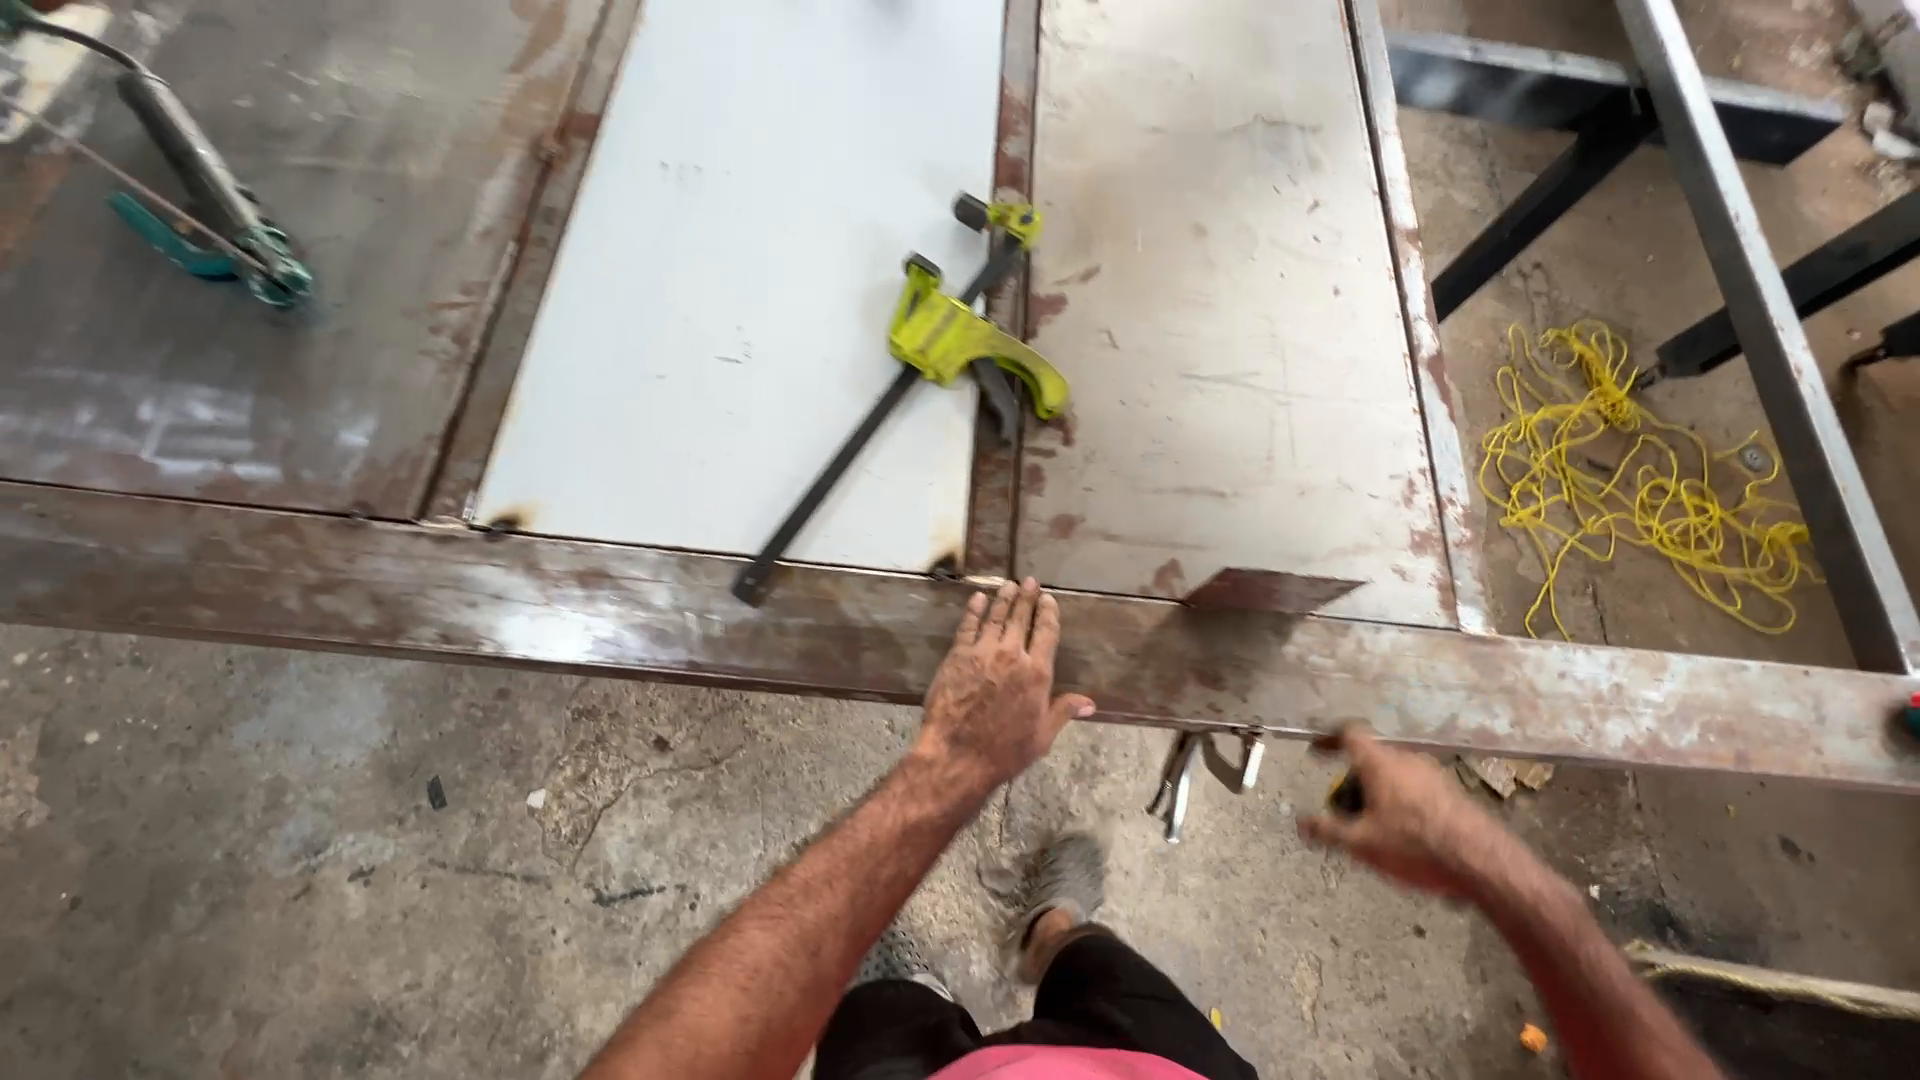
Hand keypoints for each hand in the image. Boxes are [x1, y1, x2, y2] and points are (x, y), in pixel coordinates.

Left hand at [912, 578, 1095, 792]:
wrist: (958, 754)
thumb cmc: (1004, 751)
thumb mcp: (1042, 736)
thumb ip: (1064, 711)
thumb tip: (1090, 702)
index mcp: (1037, 673)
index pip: (1046, 633)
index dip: (1048, 613)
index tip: (1048, 599)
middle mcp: (1012, 656)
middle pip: (1021, 619)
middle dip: (1026, 598)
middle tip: (1029, 581)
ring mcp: (983, 653)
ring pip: (995, 618)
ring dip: (1002, 599)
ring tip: (1008, 585)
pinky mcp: (958, 656)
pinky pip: (967, 627)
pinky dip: (973, 611)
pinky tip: (977, 599)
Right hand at [1297, 726, 1516, 898]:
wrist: (1484, 862)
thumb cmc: (1415, 845)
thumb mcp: (1363, 843)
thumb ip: (1328, 831)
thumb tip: (1301, 822)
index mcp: (1380, 763)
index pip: (1349, 733)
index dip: (1329, 739)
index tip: (1318, 753)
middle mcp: (1406, 759)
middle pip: (1371, 759)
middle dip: (1354, 781)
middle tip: (1347, 809)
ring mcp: (1433, 773)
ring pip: (1395, 774)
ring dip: (1379, 792)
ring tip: (1376, 826)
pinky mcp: (1453, 791)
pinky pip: (1416, 787)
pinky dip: (1402, 801)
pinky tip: (1407, 834)